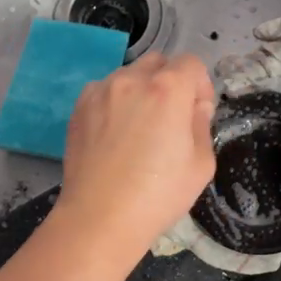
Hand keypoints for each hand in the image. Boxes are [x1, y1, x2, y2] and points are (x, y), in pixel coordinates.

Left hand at [56, 54, 216, 248]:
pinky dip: (114, 103)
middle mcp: (131, 79)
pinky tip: (114, 135)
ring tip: (138, 129)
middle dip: (170, 82)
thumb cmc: (158, 195)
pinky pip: (104, 92)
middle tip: (170, 119)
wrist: (100, 218)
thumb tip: (195, 106)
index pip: (191, 64)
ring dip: (141, 91)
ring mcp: (100, 91)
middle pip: (158, 62)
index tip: (197, 112)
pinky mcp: (79, 107)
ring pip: (129, 76)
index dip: (200, 86)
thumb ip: (202, 124)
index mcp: (167, 89)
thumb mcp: (201, 164)